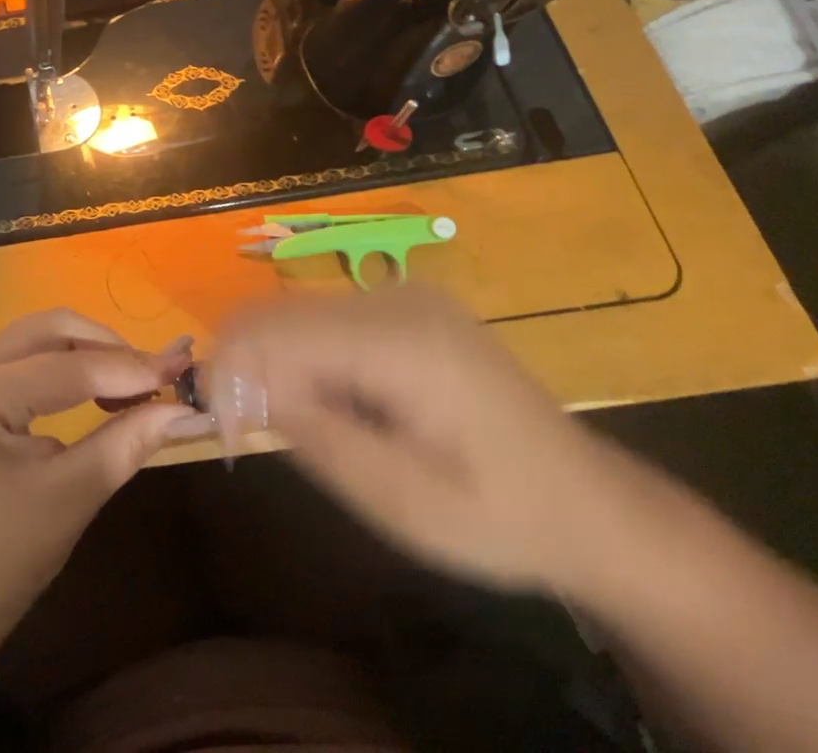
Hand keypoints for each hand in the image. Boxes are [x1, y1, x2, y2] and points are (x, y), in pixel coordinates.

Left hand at [0, 309, 196, 633]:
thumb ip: (132, 439)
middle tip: (161, 381)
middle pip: (54, 331)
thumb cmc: (13, 548)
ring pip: (44, 336)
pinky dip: (73, 364)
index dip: (132, 369)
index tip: (186, 374)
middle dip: (112, 350)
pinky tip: (105, 392)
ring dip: (95, 353)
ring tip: (139, 390)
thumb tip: (192, 407)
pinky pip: (31, 354)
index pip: (70, 368)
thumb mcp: (77, 491)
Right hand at [208, 287, 632, 591]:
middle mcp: (399, 300)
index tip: (224, 435)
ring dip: (271, 369)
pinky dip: (301, 362)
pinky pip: (321, 322)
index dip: (229, 376)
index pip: (271, 329)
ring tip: (293, 430)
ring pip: (291, 316)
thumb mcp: (398, 498)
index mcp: (403, 342)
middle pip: (275, 314)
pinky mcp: (406, 310)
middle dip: (245, 372)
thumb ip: (314, 433)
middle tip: (250, 438)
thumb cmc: (500, 519)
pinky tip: (328, 408)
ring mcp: (405, 298)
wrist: (593, 510)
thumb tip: (238, 388)